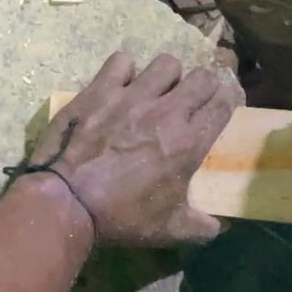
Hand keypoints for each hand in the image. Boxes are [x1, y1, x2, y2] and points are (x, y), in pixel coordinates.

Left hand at [25, 51, 241, 248]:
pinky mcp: (99, 90)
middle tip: (188, 100)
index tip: (216, 110)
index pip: (224, 104)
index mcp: (189, 143)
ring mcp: (131, 97)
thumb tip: (217, 227)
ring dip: (165, 76)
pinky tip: (118, 85)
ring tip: (153, 90)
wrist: (67, 202)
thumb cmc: (120, 217)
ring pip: (166, 63)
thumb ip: (200, 226)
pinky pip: (121, 61)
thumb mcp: (169, 230)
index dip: (225, 104)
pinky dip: (123, 70)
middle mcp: (166, 112)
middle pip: (202, 77)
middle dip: (201, 86)